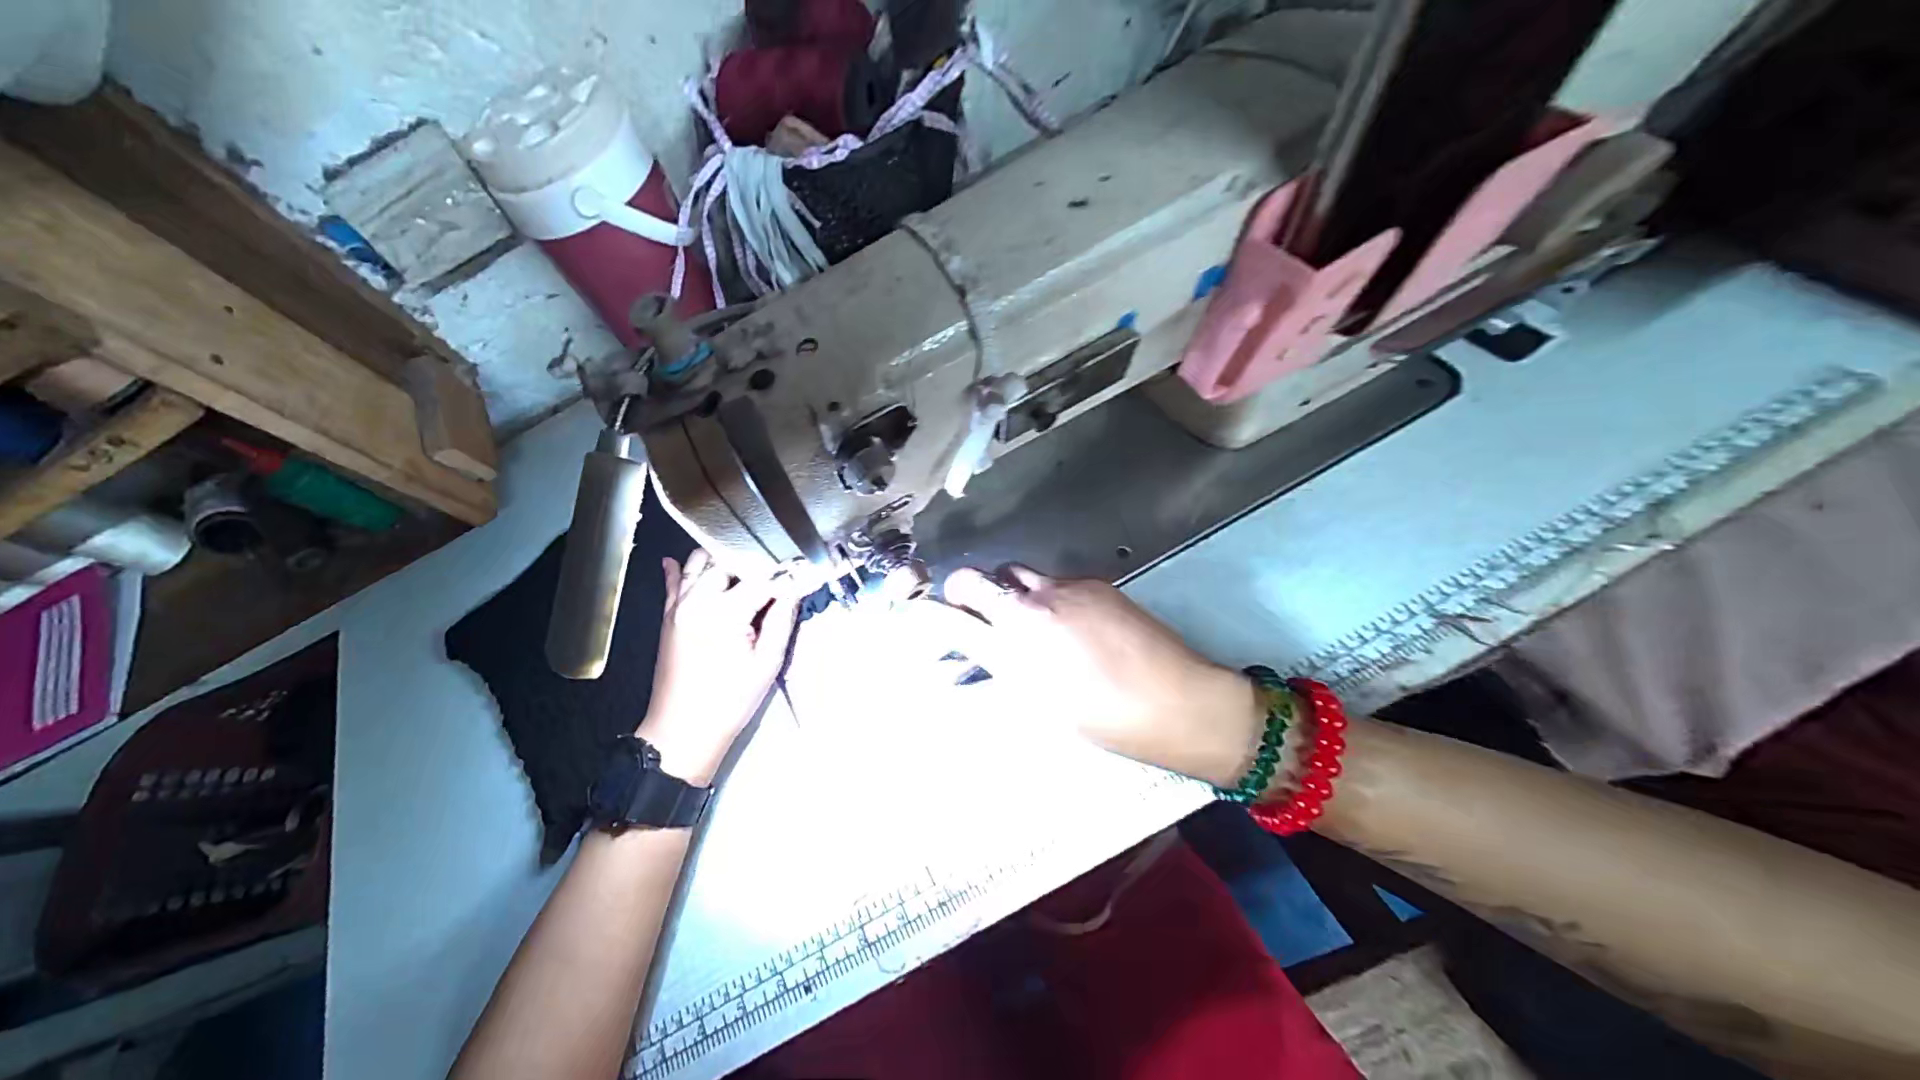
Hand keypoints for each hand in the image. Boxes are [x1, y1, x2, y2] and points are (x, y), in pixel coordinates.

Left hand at [637, 549, 801, 785]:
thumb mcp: (767, 664)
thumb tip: (793, 590)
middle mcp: (697, 601)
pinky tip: (695, 560)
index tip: (801, 574)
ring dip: (725, 560)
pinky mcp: (668, 614)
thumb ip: (782, 620)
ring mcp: (678, 606)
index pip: (761, 578)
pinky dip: (686, 567)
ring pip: (701, 561)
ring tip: (748, 570)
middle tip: (777, 575)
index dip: (784, 575)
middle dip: (756, 565)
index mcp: (723, 614)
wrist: (682, 731)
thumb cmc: (728, 703)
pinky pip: (675, 579)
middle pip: (731, 562)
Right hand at [919, 566, 1268, 787]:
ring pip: (1014, 573)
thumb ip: (1007, 674)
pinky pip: (1056, 581)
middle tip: (967, 603)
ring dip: (1008, 588)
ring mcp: (1061, 592)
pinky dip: (1050, 595)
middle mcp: (1028, 614)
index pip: (951, 622)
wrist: (1177, 700)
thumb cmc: (1107, 723)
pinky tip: (1072, 619)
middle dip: (962, 589)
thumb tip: (985, 660)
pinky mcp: (1093, 582)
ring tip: (1024, 612)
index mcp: (1012, 655)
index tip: (921, 612)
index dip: (929, 614)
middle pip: (972, 581)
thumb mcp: (1044, 707)